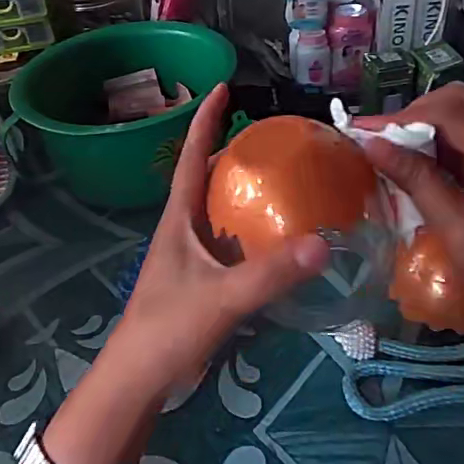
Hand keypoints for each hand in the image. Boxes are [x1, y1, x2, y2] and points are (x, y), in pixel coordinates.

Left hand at [108, 84, 328, 402]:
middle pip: (204, 175)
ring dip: (239, 186)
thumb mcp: (222, 298)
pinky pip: (225, 237)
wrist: (140, 376)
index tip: (220, 87)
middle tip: (269, 135)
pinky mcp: (198, 276)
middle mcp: (181, 226)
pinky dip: (247, 225)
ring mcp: (188, 252)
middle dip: (229, 149)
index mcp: (178, 217)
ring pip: (215, 206)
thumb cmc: (168, 327)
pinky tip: (273, 233)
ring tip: (278, 174)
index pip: (189, 156)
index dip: (205, 120)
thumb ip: (270, 274)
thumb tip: (324, 242)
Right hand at [353, 84, 463, 332]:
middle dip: (413, 114)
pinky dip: (438, 138)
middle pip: (460, 101)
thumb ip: (417, 182)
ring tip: (390, 148)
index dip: (402, 117)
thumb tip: (371, 146)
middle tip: (378, 139)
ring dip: (424, 124)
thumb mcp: (458, 231)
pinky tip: (416, 159)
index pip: (452, 113)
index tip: (363, 131)